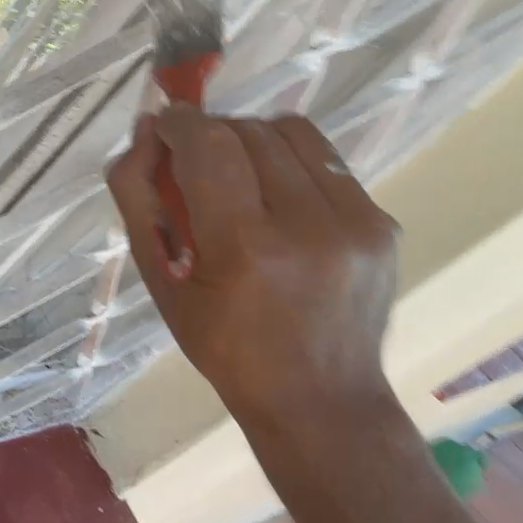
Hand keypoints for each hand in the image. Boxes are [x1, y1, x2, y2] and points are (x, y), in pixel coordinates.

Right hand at [106, 106, 400, 422]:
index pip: (209, 144)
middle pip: (247, 131)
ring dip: (251, 140)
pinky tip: (277, 200)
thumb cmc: (219, 340)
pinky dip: (289, 163)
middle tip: (192, 164)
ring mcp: (357, 224)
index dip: (179, 123)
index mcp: (244, 246)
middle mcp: (308, 226)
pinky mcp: (384, 226)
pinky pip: (326, 159)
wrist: (320, 399)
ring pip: (291, 133)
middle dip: (210, 134)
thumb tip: (146, 131)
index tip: (162, 127)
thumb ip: (137, 195)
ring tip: (238, 176)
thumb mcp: (155, 274)